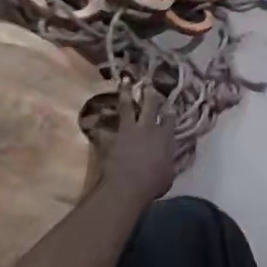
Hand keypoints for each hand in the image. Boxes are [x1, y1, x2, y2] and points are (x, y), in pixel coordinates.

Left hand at [101, 82, 175, 203]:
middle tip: (150, 85)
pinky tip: (91, 118)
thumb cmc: (153, 183)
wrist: (128, 185)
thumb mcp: (169, 174)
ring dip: (126, 93)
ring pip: (128, 107)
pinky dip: (98, 125)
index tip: (170, 105)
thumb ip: (172, 163)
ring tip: (125, 81)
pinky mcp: (113, 136)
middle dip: (151, 94)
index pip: (170, 119)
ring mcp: (129, 130)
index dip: (170, 111)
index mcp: (165, 137)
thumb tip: (175, 159)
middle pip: (151, 105)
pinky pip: (103, 128)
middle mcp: (148, 128)